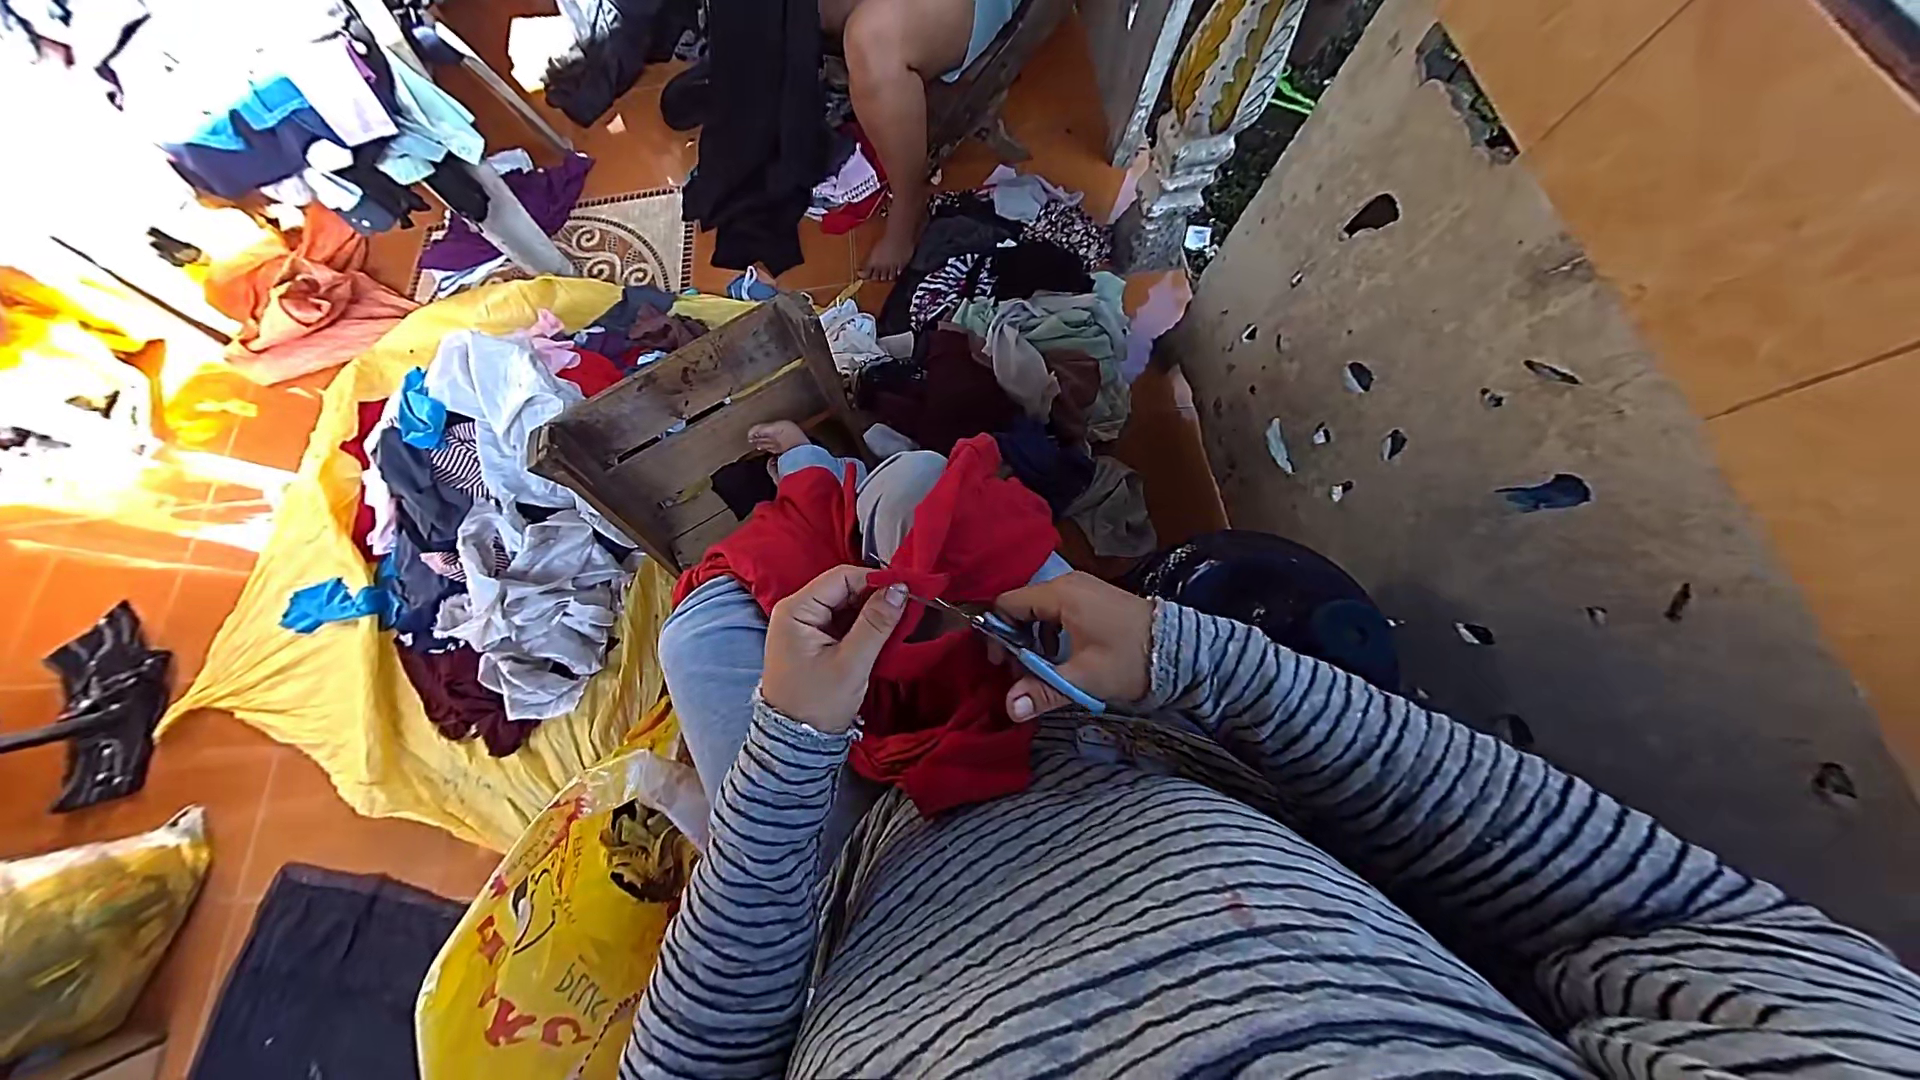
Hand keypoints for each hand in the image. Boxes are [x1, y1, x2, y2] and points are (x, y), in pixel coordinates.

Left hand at [761, 566, 908, 732]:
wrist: (797, 743)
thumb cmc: (818, 704)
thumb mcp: (851, 663)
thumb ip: (876, 623)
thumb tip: (900, 588)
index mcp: (796, 610)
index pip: (841, 577)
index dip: (876, 579)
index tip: (906, 589)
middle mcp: (797, 610)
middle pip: (845, 587)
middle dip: (877, 595)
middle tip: (908, 606)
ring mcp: (806, 625)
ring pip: (848, 603)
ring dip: (874, 610)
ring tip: (900, 620)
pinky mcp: (816, 639)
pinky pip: (845, 620)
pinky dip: (866, 624)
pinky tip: (884, 632)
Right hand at [992, 572, 1153, 720]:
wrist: (1182, 649)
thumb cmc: (1130, 659)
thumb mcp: (1085, 678)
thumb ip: (1043, 690)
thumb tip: (1009, 709)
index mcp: (1061, 594)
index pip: (1008, 603)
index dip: (996, 631)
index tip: (999, 662)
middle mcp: (1068, 582)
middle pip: (1022, 605)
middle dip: (1014, 637)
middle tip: (1018, 670)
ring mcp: (1083, 586)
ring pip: (1040, 607)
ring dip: (1033, 635)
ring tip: (1038, 667)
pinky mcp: (1094, 595)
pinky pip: (1058, 607)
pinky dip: (1050, 629)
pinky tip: (1060, 655)